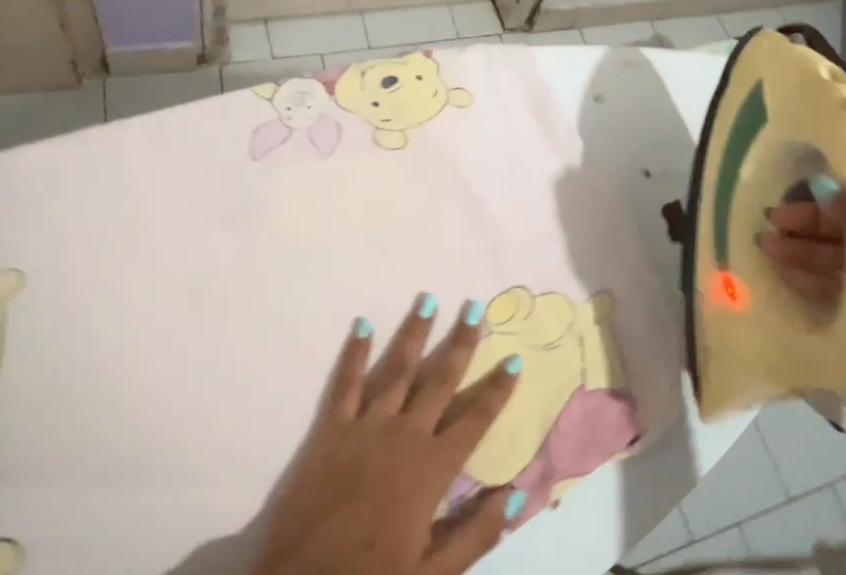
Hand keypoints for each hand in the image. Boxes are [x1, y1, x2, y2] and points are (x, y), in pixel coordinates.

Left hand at [252, 295, 524, 574]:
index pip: (473, 420)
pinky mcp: (328, 429)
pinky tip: (362, 324)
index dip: (496, 390)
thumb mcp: (434, 572)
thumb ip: (476, 533)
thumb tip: (516, 493)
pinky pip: (344, 382)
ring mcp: (363, 427)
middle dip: (459, 342)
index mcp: (431, 470)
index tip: (513, 359)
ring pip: (396, 370)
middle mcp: (402, 437)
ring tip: (428, 298)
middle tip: (473, 306)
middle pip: (438, 381)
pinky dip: (354, 352)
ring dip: (414, 333)